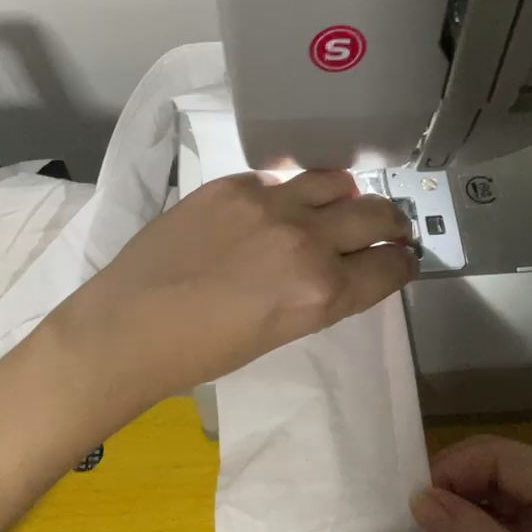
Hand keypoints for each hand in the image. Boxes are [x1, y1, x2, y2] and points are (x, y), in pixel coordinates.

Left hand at [46, 170, 416, 405]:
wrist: (129, 327)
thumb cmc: (202, 352)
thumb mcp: (281, 333)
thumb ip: (319, 295)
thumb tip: (340, 267)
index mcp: (321, 293)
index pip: (390, 267)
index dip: (402, 264)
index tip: (403, 259)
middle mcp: (306, 240)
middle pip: (376, 214)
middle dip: (392, 224)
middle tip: (390, 228)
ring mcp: (268, 204)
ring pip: (335, 181)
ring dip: (347, 195)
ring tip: (340, 204)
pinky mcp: (233, 184)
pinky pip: (280, 178)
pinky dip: (289, 193)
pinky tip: (277, 207)